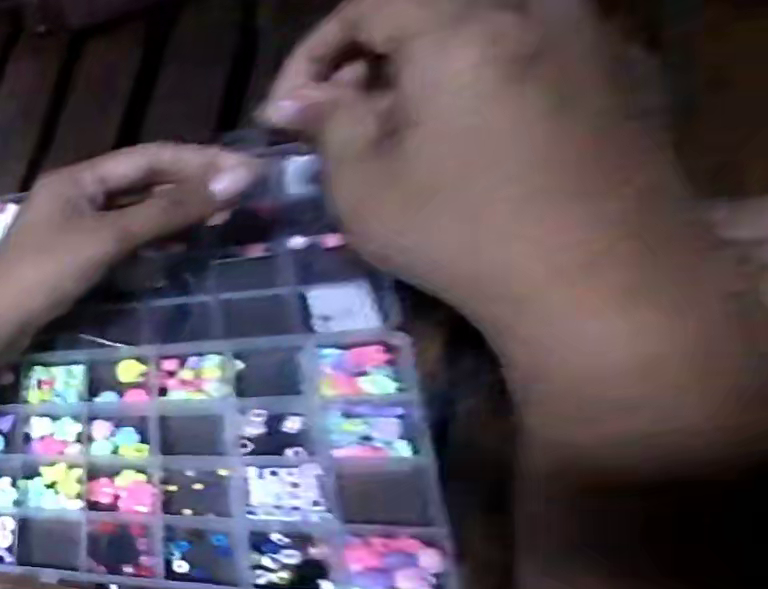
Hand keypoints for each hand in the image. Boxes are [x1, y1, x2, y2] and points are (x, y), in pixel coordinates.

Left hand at [0, 143, 259, 340]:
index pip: (148, 157)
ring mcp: (65, 229)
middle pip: (139, 183)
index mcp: (75, 179)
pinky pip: (113, 241)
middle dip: (187, 189)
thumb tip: (237, 179)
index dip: (199, 162)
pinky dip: (144, 241)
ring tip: (214, 221)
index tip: (246, 171)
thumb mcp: (108, 239)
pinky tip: (170, 248)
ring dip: (168, 216)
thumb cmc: (44, 276)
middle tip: (236, 199)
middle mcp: (70, 196)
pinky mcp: (64, 260)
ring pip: (128, 214)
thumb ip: (168, 211)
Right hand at [257, 0, 686, 322]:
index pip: (371, 2)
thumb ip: (328, 122)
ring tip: (381, 128)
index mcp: (462, 31)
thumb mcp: (361, 180)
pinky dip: (464, 74)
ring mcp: (579, 32)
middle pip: (427, 7)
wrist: (583, 261)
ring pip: (474, 25)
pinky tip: (446, 133)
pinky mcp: (605, 65)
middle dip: (361, 57)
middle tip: (326, 118)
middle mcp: (530, 8)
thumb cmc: (449, 223)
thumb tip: (291, 100)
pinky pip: (518, 45)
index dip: (312, 51)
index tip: (283, 109)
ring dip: (412, 66)